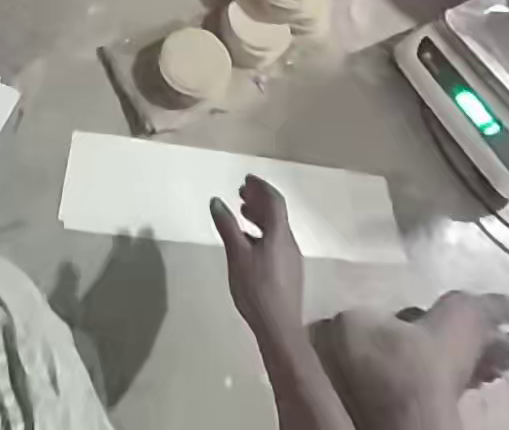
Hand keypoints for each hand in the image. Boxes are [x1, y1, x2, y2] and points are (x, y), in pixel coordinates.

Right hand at [211, 176, 303, 339]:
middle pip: (276, 212)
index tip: (246, 178)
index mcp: (279, 233)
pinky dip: (262, 232)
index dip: (261, 186)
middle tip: (241, 192)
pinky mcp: (289, 272)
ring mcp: (291, 258)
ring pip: (276, 228)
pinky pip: (276, 241)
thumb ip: (227, 226)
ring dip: (260, 216)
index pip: (274, 200)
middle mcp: (289, 242)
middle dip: (259, 199)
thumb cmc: (257, 289)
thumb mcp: (237, 255)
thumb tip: (217, 201)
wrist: (280, 330)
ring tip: (242, 213)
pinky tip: (249, 242)